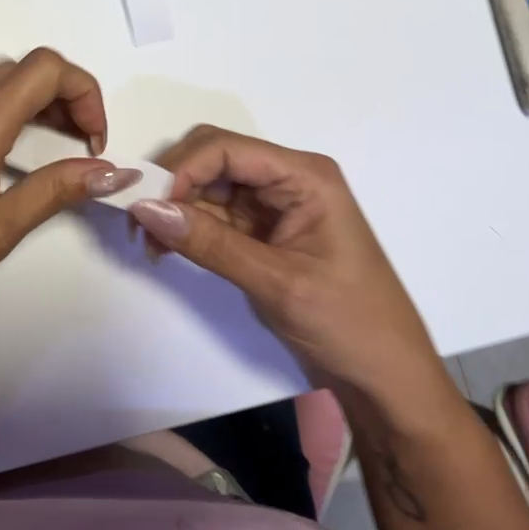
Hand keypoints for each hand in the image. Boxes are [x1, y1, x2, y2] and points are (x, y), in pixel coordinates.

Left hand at [0, 49, 140, 346]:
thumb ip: (54, 192)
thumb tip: (109, 170)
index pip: (44, 68)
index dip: (84, 92)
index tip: (94, 143)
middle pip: (25, 67)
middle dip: (67, 96)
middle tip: (82, 147)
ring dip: (38, 102)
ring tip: (59, 151)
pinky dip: (9, 113)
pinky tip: (15, 157)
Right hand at [127, 126, 444, 400]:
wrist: (386, 381)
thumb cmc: (349, 325)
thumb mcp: (276, 283)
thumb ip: (209, 242)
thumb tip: (146, 209)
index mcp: (305, 176)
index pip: (226, 148)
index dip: (182, 169)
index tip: (149, 207)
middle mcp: (288, 179)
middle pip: (213, 158)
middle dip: (173, 183)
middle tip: (142, 224)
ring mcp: (274, 205)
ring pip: (207, 185)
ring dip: (174, 207)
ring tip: (151, 244)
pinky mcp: (262, 230)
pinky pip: (214, 213)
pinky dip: (187, 226)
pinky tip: (167, 248)